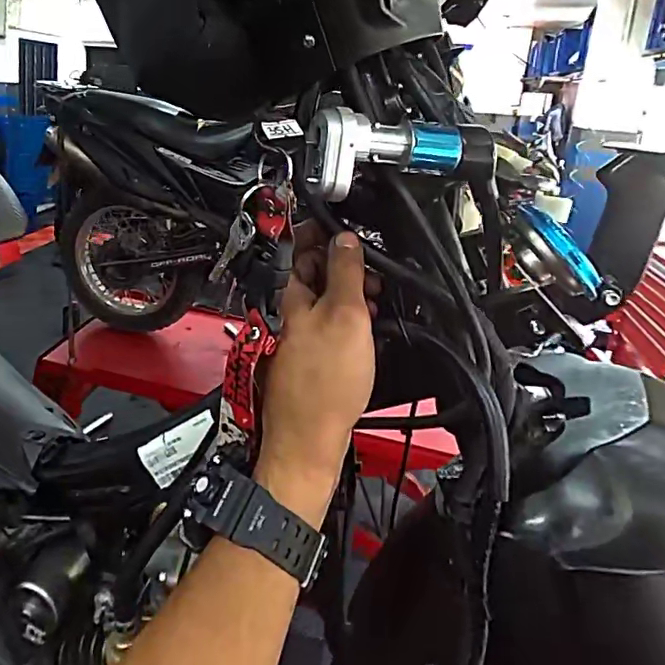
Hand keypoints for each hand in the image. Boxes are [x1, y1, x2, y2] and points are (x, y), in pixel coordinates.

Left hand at [256, 229, 377, 522]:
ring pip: (324, 297)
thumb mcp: (344, 315)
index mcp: (292, 294)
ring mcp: (300, 333)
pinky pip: (329, 323)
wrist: (310, 438)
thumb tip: (346, 239)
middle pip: (313, 270)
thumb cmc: (323, 384)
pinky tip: (365, 327)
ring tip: (373, 298)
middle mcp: (291, 311)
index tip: (344, 226)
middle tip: (369, 268)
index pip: (300, 245)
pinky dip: (348, 316)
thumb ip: (344, 273)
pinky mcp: (311, 356)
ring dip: (349, 289)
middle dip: (342, 261)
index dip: (321, 230)